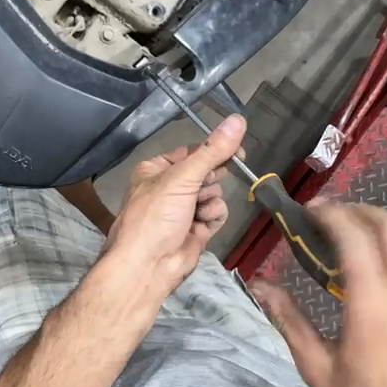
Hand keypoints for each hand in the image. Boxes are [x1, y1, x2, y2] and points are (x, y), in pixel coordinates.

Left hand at [99, 114, 245, 303]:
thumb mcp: (182, 178)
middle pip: (206, 172)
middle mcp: (168, 187)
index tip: (238, 151)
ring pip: (213, 193)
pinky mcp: (195, 229)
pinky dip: (212, 217)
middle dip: (210, 180)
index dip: (214, 151)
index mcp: (156, 169)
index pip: (192, 152)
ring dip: (210, 200)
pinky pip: (215, 213)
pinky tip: (202, 225)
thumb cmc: (155, 216)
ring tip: (197, 211)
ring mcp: (182, 210)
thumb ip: (212, 152)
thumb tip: (238, 119)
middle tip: (205, 187)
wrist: (147, 267)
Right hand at [253, 203, 386, 386]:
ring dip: (374, 230)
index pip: (356, 238)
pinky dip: (386, 253)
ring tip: (339, 243)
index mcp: (373, 306)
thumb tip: (260, 286)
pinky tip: (362, 275)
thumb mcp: (317, 369)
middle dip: (359, 209)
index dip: (332, 214)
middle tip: (327, 216)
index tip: (308, 210)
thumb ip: (289, 321)